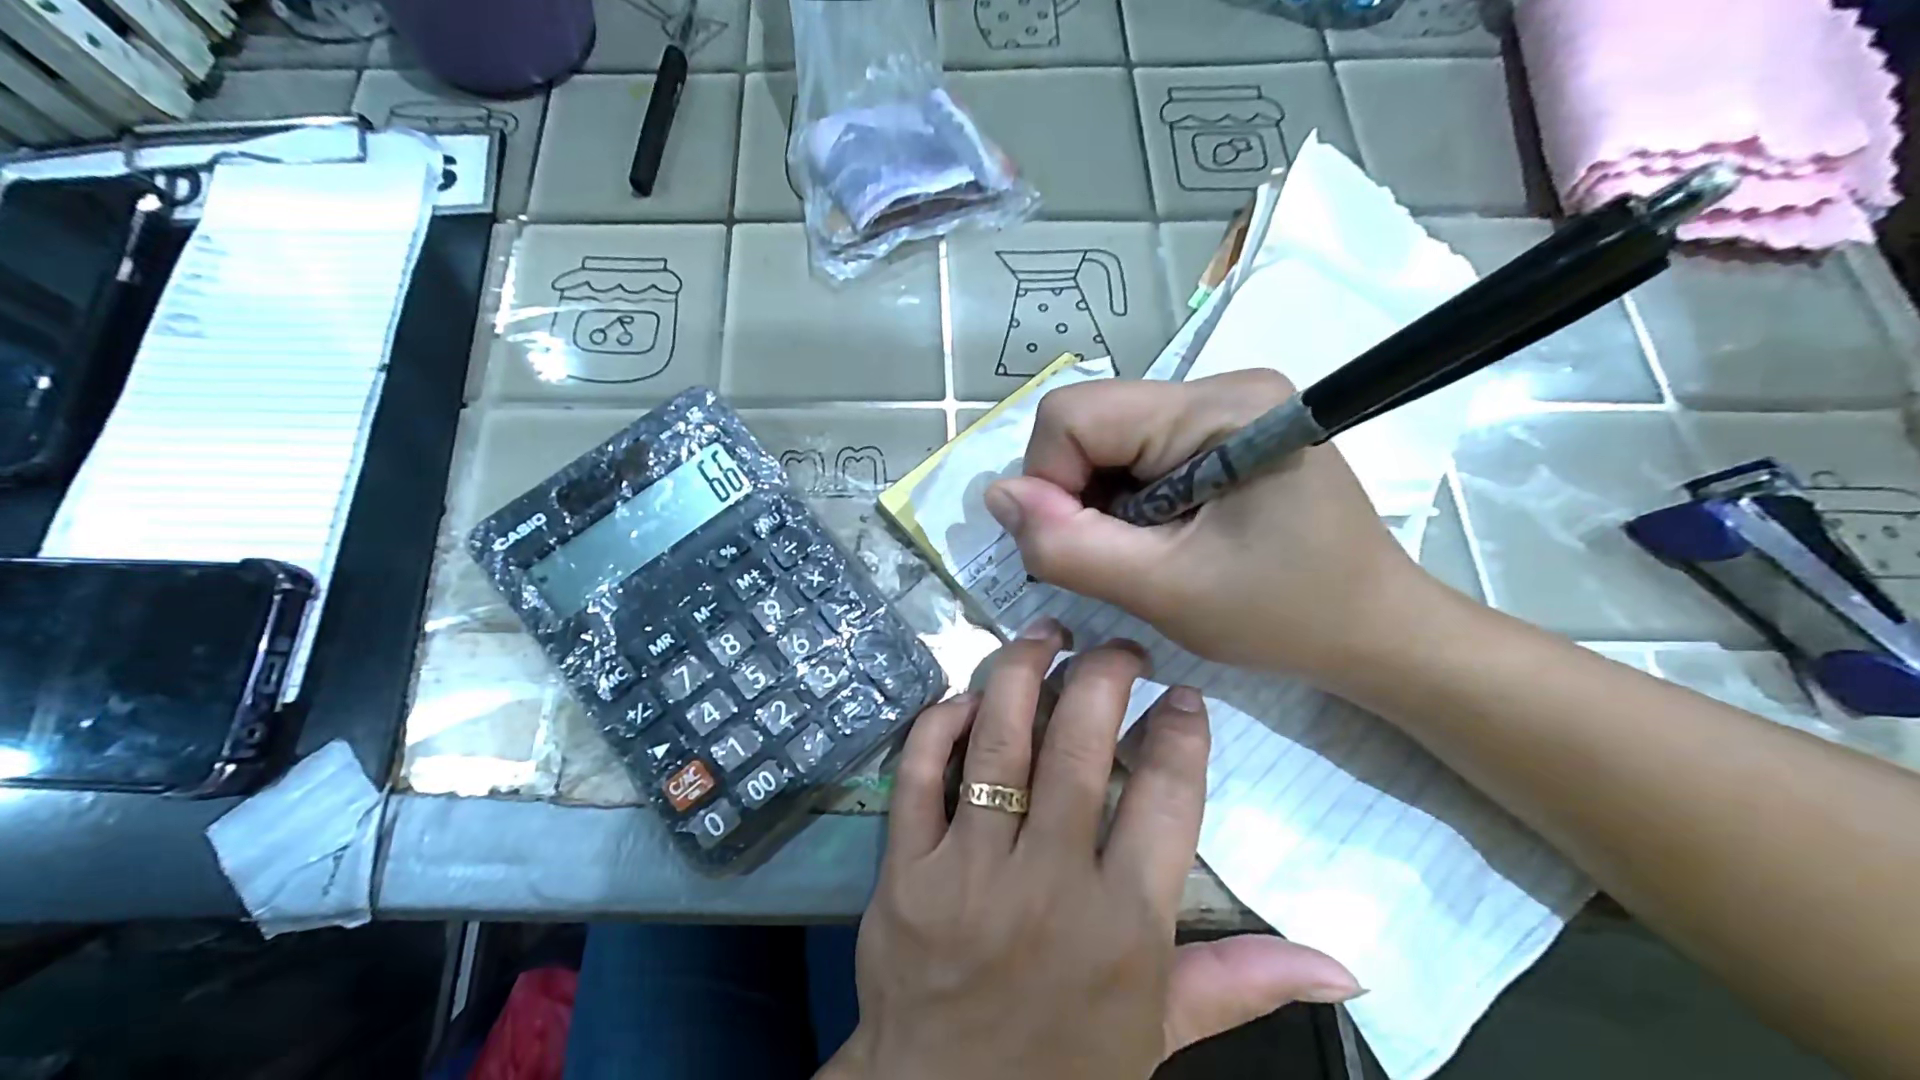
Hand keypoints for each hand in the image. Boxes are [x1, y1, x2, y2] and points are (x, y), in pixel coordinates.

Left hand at [821, 626, 1359, 1079]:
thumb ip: (1241, 985)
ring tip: (1044, 633)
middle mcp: (1049, 884)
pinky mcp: (904, 872)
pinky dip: (940, 724)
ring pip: (999, 741)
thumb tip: (1345, 969)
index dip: (1181, 733)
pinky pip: (918, 775)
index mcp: (1124, 925)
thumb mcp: (1159, 1035)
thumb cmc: (1061, 1067)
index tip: (1182, 694)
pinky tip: (965, 697)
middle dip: (1104, 675)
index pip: (1168, 799)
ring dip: (1021, 671)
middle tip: (1115, 645)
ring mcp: (968, 872)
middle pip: (1080, 746)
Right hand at [984, 371, 1437, 681]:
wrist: (1374, 630)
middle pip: (1087, 424)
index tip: (1081, 549)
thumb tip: (996, 496)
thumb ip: (1070, 547)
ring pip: (1103, 440)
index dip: (1051, 485)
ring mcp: (1222, 404)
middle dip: (1077, 497)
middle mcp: (1219, 386)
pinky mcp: (1221, 430)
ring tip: (1145, 553)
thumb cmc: (1285, 617)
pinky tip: (1159, 537)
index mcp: (1219, 407)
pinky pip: (1133, 453)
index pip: (1073, 416)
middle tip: (1118, 558)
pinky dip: (1123, 501)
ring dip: (1099, 503)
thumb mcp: (1165, 592)